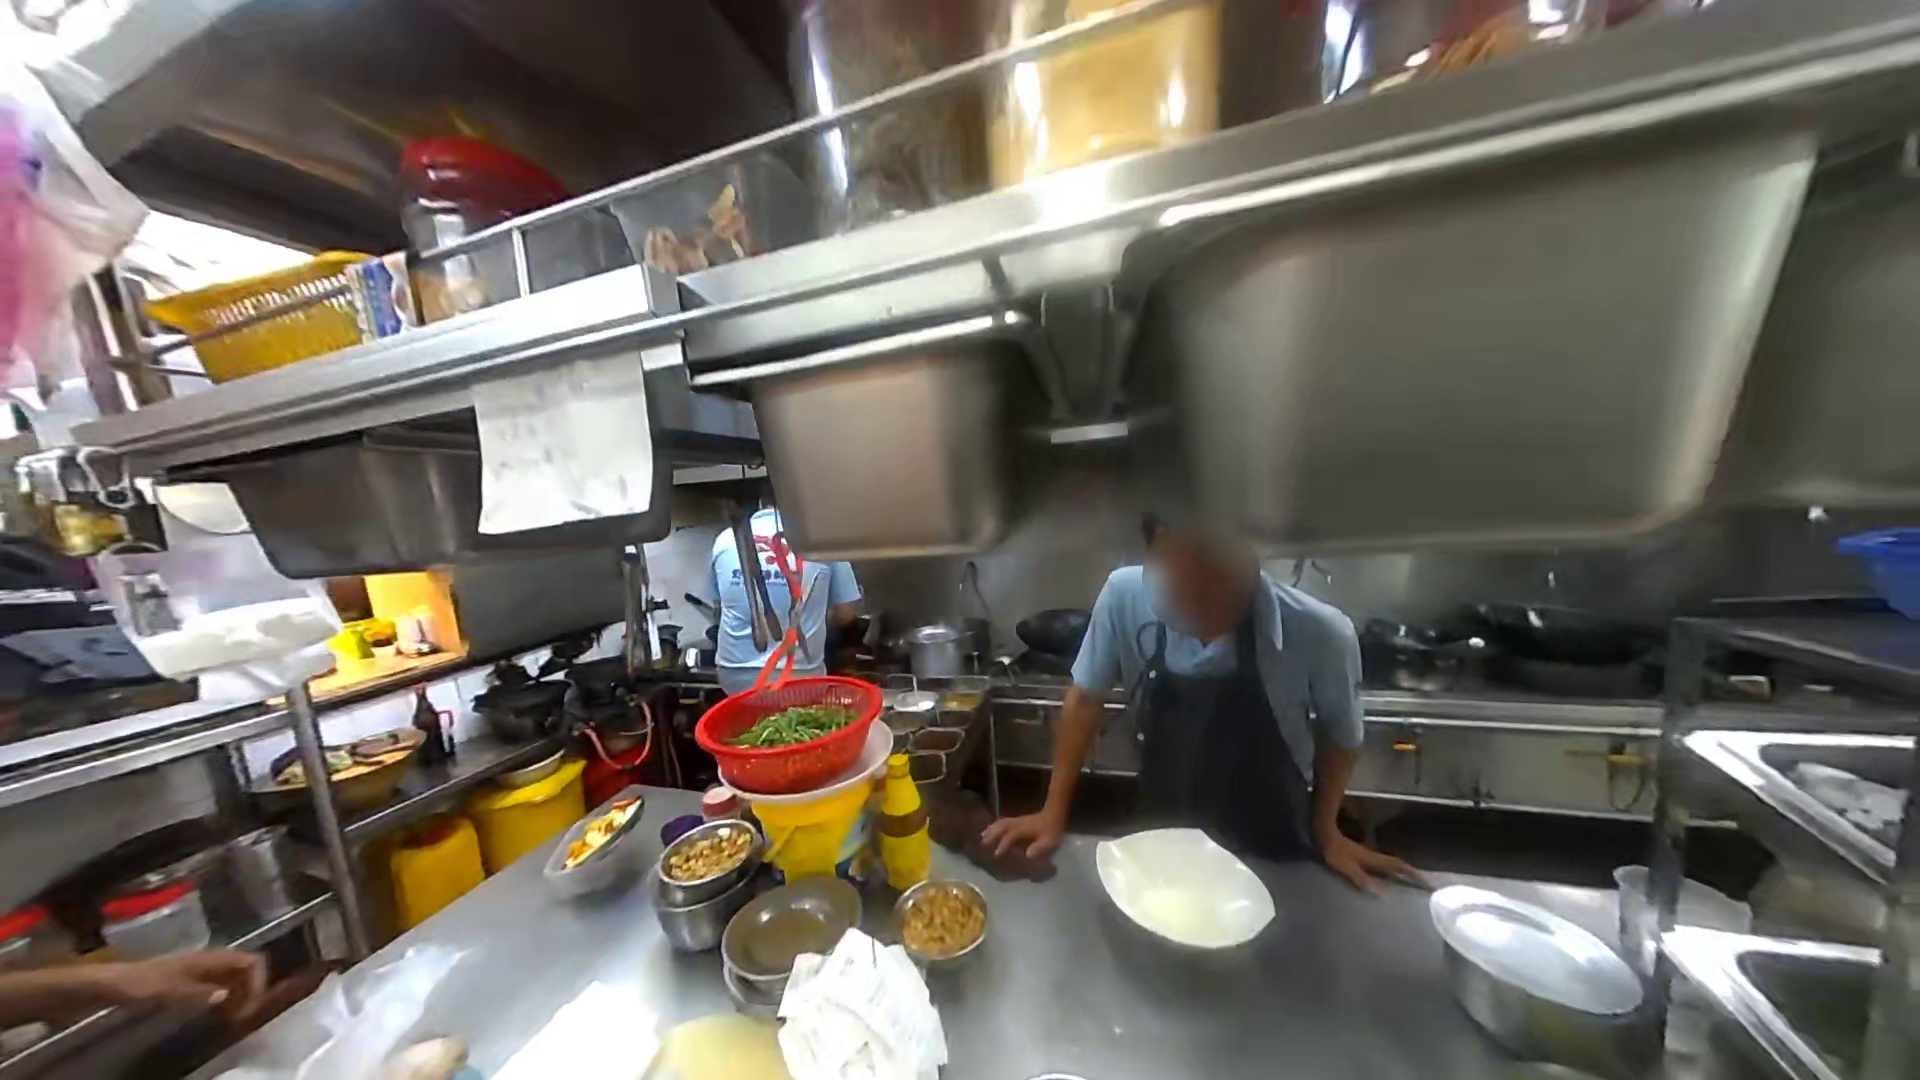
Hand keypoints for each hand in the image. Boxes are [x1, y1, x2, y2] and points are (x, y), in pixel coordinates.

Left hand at [94, 950, 267, 1016]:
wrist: (106, 985)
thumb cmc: (139, 984)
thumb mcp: (166, 991)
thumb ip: (196, 992)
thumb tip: (226, 996)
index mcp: (215, 958)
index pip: (252, 961)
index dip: (258, 980)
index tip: (251, 1004)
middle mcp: (215, 961)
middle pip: (246, 970)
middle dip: (250, 990)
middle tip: (243, 1015)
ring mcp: (203, 971)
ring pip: (234, 978)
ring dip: (238, 995)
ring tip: (232, 1016)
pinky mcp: (191, 981)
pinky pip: (219, 986)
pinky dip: (224, 998)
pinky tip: (215, 1012)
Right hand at [981, 810, 1066, 860]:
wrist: (1055, 814)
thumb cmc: (1052, 829)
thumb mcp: (1049, 841)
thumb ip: (1039, 848)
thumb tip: (1027, 855)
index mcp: (1023, 829)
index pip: (1010, 836)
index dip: (1003, 844)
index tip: (995, 854)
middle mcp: (1017, 823)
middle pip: (1001, 827)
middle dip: (992, 835)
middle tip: (982, 843)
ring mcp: (1017, 820)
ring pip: (1001, 822)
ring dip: (991, 829)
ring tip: (982, 836)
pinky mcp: (1018, 820)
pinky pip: (1003, 821)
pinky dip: (995, 825)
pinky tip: (992, 828)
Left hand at [1320, 834, 1426, 894]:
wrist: (1322, 832)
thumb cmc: (1333, 851)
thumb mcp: (1345, 866)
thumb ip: (1362, 879)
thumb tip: (1382, 894)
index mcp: (1374, 860)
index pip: (1398, 866)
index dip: (1413, 874)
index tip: (1429, 883)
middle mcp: (1373, 856)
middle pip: (1396, 865)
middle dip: (1410, 874)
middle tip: (1423, 885)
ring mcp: (1365, 854)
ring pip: (1387, 864)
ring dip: (1398, 872)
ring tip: (1408, 885)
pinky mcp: (1357, 854)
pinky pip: (1377, 865)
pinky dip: (1385, 871)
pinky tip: (1382, 878)